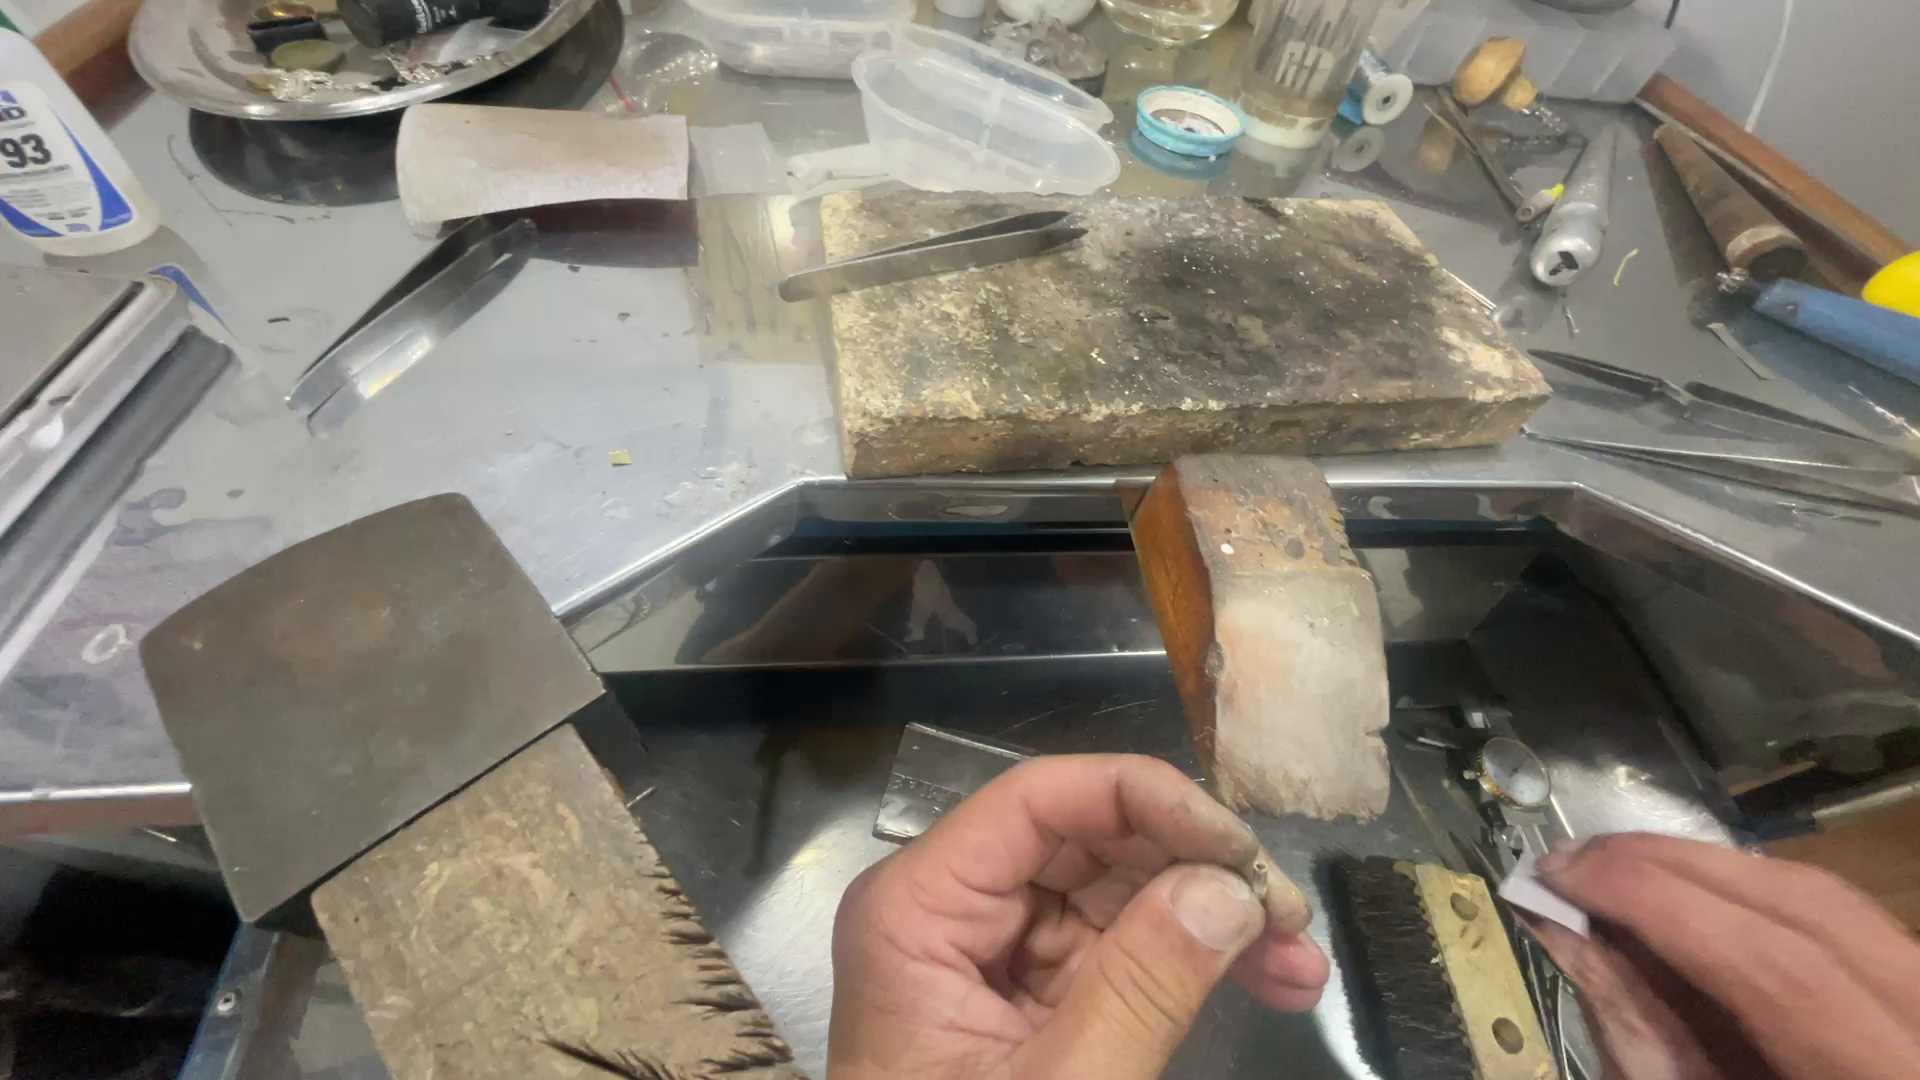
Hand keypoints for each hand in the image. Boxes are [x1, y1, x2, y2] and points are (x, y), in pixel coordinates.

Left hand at [828, 755, 1328, 1079]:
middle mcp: (950, 899)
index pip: (1033, 800)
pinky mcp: (1028, 982)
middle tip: (1285, 907)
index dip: (1140, 797)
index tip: (1237, 841)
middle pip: (1079, 835)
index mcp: (917, 903)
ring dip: (1205, 909)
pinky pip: (1113, 940)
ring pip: (1109, 883)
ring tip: (1298, 954)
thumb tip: (1228, 889)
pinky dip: (1185, 953)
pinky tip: (1263, 976)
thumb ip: (1139, 989)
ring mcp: (991, 940)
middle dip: (1188, 860)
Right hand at [1530, 833, 1919, 1079]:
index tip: (1554, 872)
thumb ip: (1630, 1015)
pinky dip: (1733, 886)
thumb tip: (1550, 915)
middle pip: (1799, 906)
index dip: (1650, 899)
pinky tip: (1671, 886)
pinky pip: (1827, 910)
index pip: (1776, 966)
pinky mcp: (1909, 981)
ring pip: (1814, 893)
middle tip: (1567, 859)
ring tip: (1605, 864)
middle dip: (1661, 865)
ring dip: (1691, 864)